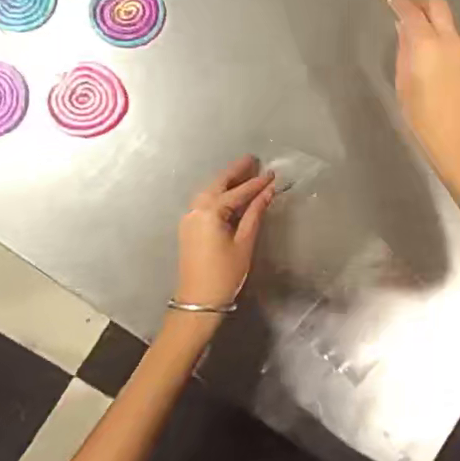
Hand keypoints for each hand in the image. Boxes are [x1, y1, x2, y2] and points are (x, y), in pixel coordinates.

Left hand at [174, 156, 277, 308]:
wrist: (198, 300)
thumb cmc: (225, 274)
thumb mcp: (244, 243)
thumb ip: (254, 214)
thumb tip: (267, 192)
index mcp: (210, 211)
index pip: (237, 192)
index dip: (256, 183)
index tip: (271, 174)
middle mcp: (195, 209)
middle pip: (218, 184)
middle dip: (235, 172)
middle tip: (252, 160)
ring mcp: (189, 217)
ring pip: (209, 192)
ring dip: (225, 182)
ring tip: (243, 173)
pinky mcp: (188, 227)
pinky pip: (204, 202)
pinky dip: (217, 194)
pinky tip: (229, 195)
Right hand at [386, 0, 459, 187]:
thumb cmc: (423, 118)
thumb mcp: (403, 85)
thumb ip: (403, 52)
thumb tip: (403, 30)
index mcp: (428, 45)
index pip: (413, 12)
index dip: (399, 2)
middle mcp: (449, 40)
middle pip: (437, 5)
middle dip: (419, 3)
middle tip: (402, 11)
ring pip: (446, 20)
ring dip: (430, 19)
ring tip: (410, 34)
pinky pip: (450, 36)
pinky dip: (437, 33)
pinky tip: (424, 51)